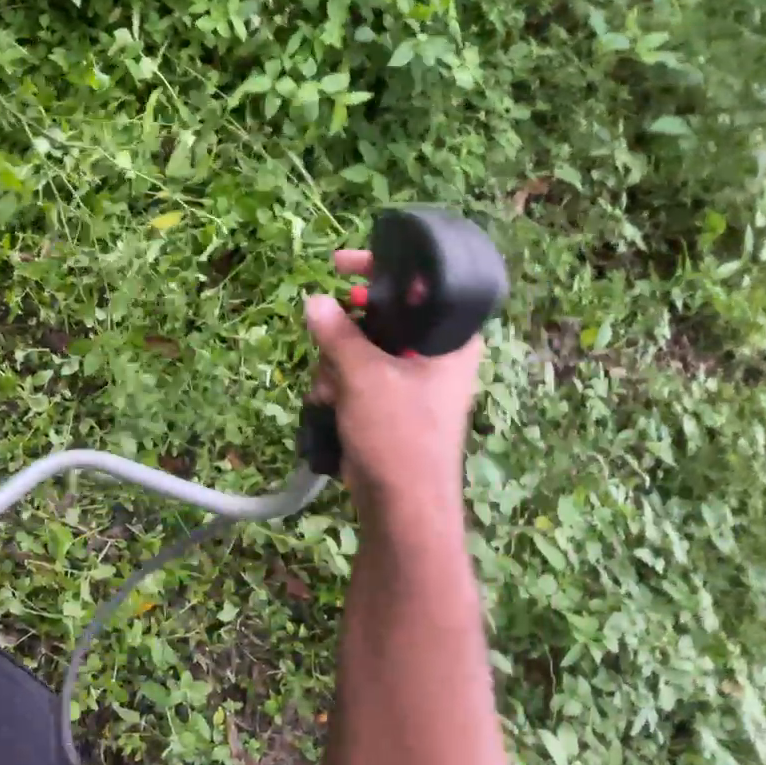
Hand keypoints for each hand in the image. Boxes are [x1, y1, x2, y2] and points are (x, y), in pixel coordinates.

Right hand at [306, 248, 482, 510]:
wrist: (400, 500)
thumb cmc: (397, 434)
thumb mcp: (363, 377)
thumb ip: (338, 334)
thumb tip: (314, 301)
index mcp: (451, 339)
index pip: (419, 285)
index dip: (380, 270)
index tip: (340, 264)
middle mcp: (435, 354)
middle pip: (378, 319)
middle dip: (343, 337)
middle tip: (329, 352)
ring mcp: (411, 380)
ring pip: (358, 350)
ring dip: (334, 368)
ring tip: (331, 393)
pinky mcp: (389, 402)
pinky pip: (354, 377)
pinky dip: (336, 386)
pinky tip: (330, 405)